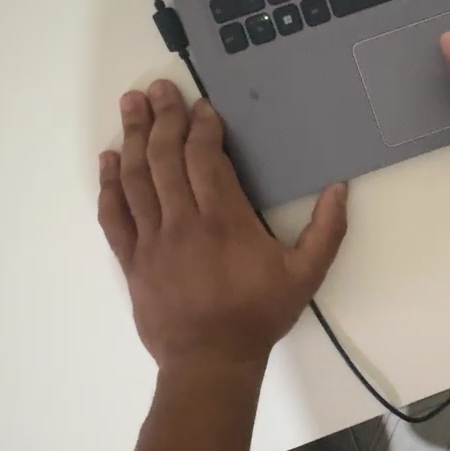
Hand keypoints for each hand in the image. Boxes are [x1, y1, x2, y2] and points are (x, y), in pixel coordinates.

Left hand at [97, 80, 347, 373]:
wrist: (210, 362)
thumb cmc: (258, 314)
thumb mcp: (306, 275)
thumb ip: (326, 230)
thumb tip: (340, 188)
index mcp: (225, 220)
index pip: (205, 159)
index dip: (202, 128)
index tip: (202, 106)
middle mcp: (183, 221)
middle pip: (166, 158)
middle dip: (163, 118)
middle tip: (159, 88)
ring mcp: (152, 240)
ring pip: (137, 178)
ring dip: (133, 138)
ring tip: (131, 104)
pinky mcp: (132, 259)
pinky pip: (115, 215)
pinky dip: (110, 184)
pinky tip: (108, 159)